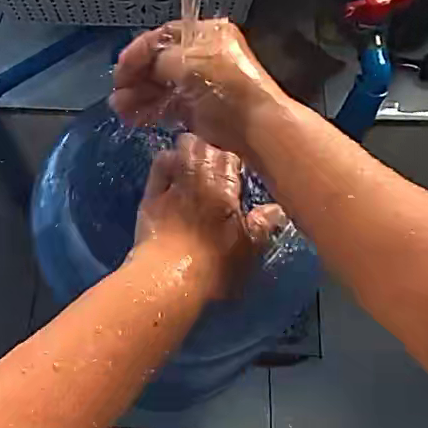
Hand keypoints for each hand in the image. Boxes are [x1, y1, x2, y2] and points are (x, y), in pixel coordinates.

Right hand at [111, 19, 288, 156]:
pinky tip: (134, 118)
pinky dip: (150, 111)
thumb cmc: (226, 86)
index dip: (139, 51)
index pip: (164, 36)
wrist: (254, 125)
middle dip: (135, 77)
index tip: (120, 67)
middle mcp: (202, 58)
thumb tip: (147, 66)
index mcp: (206, 36)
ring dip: (138, 96)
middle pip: (159, 63)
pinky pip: (168, 107)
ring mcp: (200, 85)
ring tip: (119, 108)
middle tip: (117, 91)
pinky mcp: (198, 111)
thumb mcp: (187, 61)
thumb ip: (160, 58)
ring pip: (161, 87)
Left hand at [131, 133, 286, 300]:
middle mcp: (198, 180)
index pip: (230, 157)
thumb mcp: (248, 250)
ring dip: (190, 150)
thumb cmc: (213, 267)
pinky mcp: (150, 197)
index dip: (233, 159)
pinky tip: (170, 166)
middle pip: (206, 148)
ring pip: (183, 151)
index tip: (236, 168)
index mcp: (225, 190)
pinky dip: (167, 160)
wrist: (167, 279)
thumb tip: (277, 209)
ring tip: (194, 158)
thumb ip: (262, 225)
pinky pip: (159, 165)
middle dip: (211, 149)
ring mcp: (172, 186)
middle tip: (215, 162)